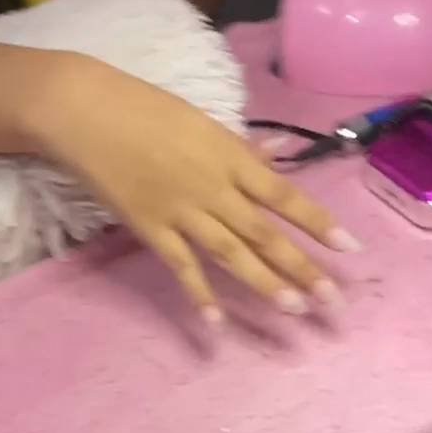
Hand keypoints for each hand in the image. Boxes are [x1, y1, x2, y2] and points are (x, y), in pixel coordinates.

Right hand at [35, 56, 358, 323]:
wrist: (81, 109)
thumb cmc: (145, 109)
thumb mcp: (202, 121)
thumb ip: (243, 148)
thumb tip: (280, 154)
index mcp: (230, 157)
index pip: (284, 195)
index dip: (318, 222)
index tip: (350, 247)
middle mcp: (214, 187)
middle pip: (265, 233)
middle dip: (301, 266)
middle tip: (332, 299)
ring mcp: (182, 210)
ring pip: (231, 253)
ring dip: (264, 282)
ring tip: (295, 309)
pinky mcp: (150, 228)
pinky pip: (180, 267)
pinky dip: (199, 294)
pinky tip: (218, 324)